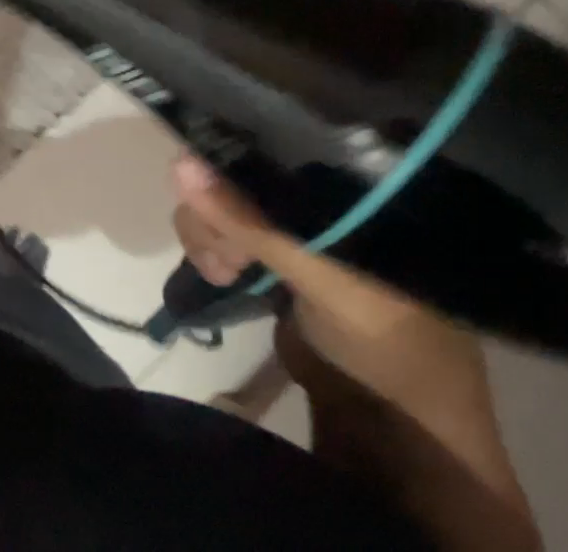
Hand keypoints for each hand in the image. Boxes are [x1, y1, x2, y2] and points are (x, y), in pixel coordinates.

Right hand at [170, 157, 486, 417]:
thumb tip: (179, 163)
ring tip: (225, 273)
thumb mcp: (321, 277)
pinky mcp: (271, 259)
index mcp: (358, 192)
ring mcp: (294, 230)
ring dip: (207, 234)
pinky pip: (221, 233)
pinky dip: (209, 249)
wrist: (388, 424)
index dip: (236, 155)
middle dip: (217, 212)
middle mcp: (324, 200)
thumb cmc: (385, 342)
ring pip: (221, 204)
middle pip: (239, 174)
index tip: (210, 190)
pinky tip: (220, 275)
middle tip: (229, 257)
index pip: (282, 145)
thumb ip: (251, 223)